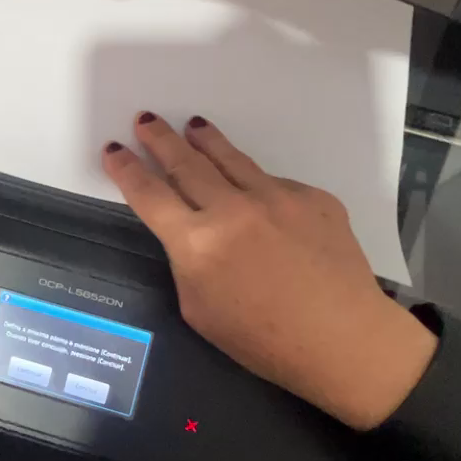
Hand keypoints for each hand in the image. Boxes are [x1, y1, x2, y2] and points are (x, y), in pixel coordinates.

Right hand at [103, 113, 436, 429]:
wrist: (347, 341)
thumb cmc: (262, 340)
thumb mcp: (198, 309)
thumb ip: (186, 262)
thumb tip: (191, 233)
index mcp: (196, 243)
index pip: (149, 195)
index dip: (125, 170)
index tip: (113, 150)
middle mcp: (231, 210)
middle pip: (184, 163)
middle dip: (160, 139)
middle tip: (146, 119)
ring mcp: (276, 198)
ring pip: (229, 159)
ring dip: (205, 140)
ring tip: (193, 125)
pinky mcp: (312, 198)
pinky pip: (273, 184)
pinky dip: (256, 185)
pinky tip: (257, 198)